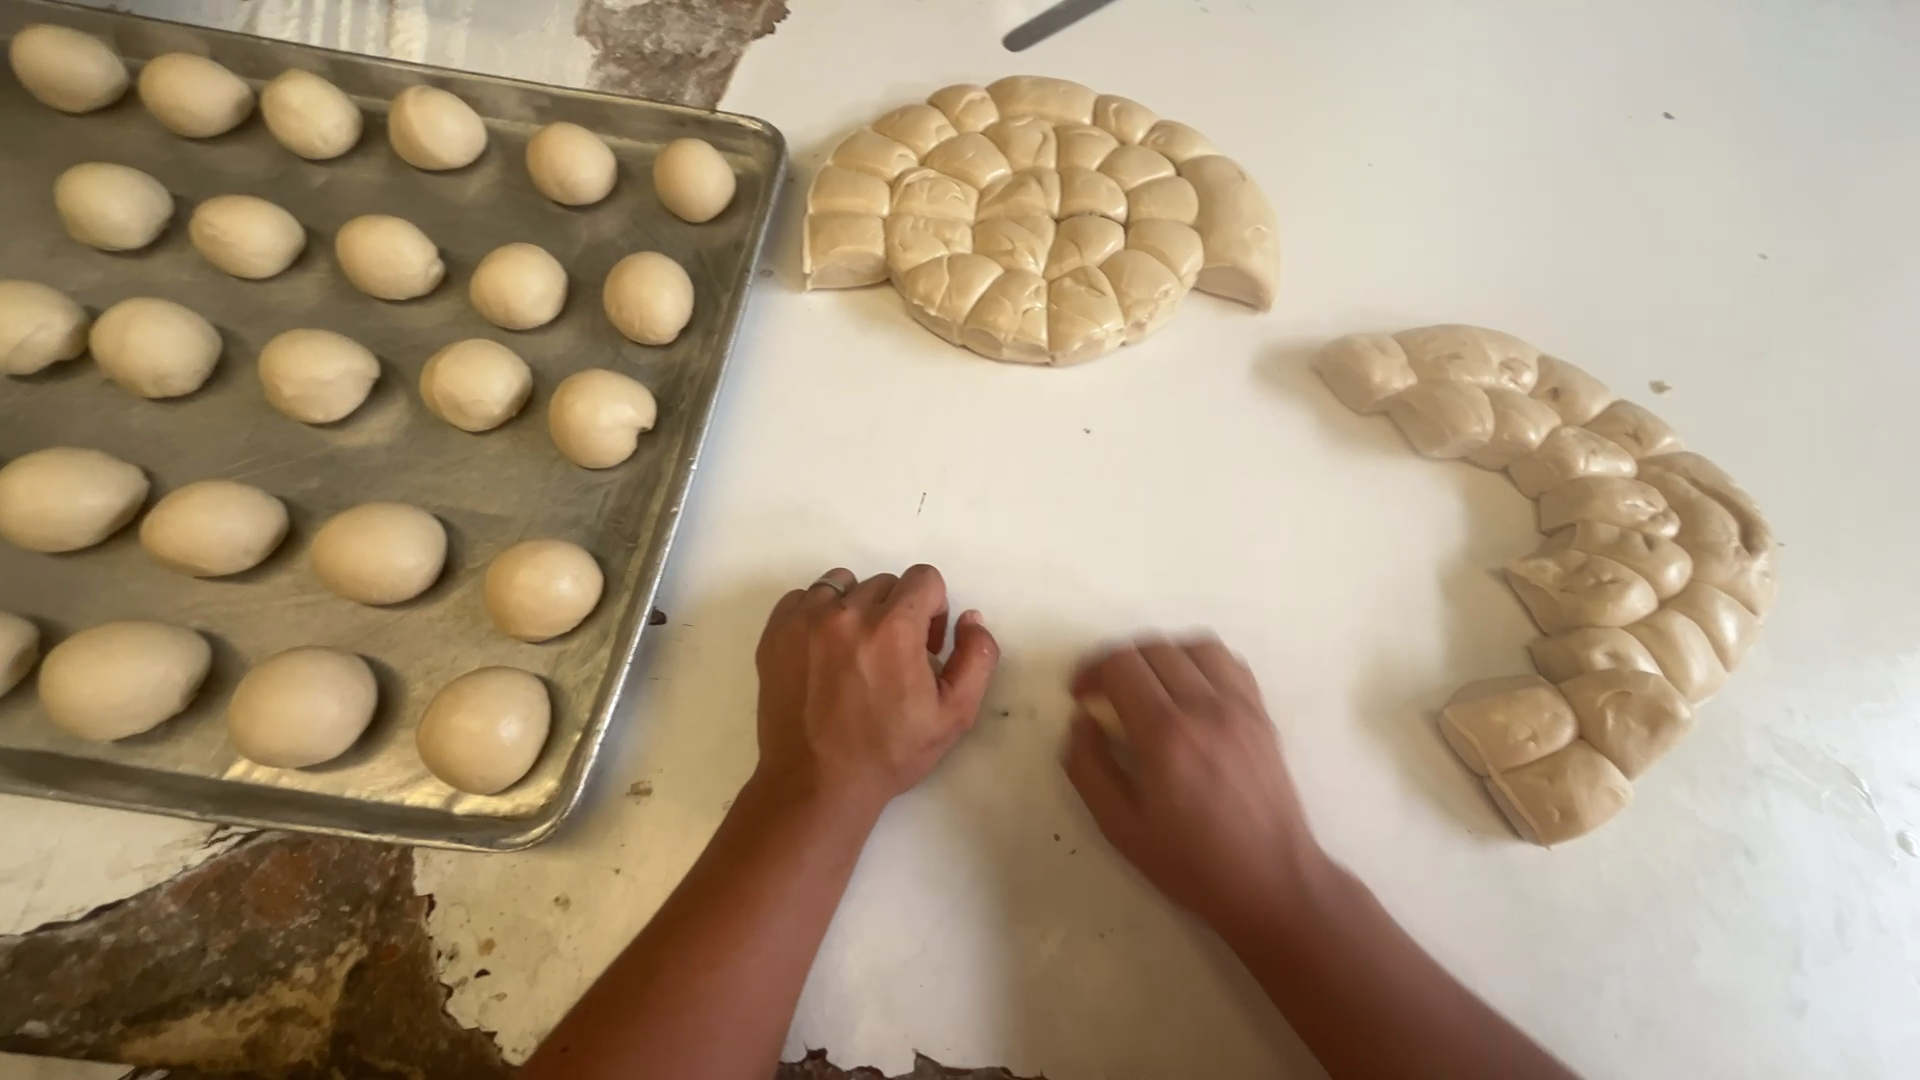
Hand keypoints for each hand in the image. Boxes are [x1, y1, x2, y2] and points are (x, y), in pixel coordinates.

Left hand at [754, 564, 999, 813]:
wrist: (815, 784)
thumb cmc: (889, 753)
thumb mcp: (955, 715)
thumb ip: (976, 658)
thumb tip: (969, 618)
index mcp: (894, 628)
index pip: (924, 578)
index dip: (934, 609)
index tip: (925, 644)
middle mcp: (847, 612)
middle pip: (885, 584)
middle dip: (898, 612)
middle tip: (893, 657)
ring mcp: (805, 620)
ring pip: (843, 586)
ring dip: (857, 608)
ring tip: (855, 651)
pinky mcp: (776, 633)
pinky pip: (803, 598)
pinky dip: (817, 614)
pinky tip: (823, 651)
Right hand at [1063, 635, 1323, 935]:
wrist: (1273, 883)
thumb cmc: (1190, 862)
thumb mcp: (1119, 826)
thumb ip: (1087, 766)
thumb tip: (1083, 720)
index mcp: (1166, 734)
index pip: (1121, 665)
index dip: (1091, 671)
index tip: (1082, 697)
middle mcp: (1205, 708)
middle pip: (1152, 648)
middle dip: (1118, 664)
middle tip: (1106, 695)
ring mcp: (1240, 706)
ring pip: (1191, 646)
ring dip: (1160, 656)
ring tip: (1148, 687)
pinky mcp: (1261, 713)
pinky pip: (1228, 662)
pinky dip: (1199, 662)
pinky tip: (1188, 690)